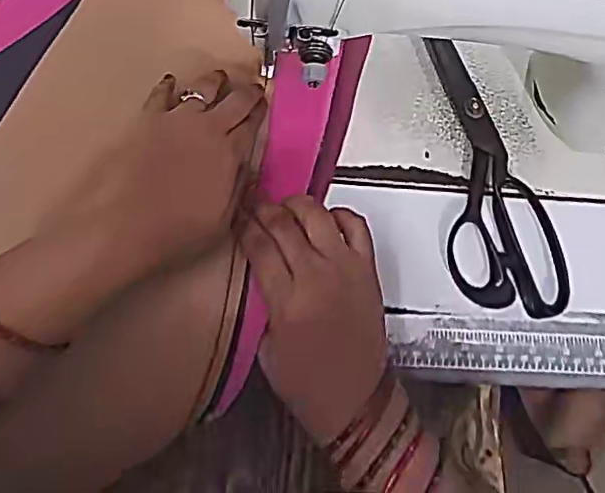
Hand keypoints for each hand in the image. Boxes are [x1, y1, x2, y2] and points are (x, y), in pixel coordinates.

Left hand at [53, 71, 265, 280]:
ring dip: (216, 81)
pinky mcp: (150, 118)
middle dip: (249, 91)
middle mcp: (209, 127)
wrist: (127, 226)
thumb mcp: (223, 220)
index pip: (252, 122)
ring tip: (220, 79)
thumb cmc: (179, 231)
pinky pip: (163, 93)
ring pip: (204, 86)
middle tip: (253, 88)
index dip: (260, 111)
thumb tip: (250, 166)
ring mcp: (178, 118)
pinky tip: (172, 83)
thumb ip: (239, 187)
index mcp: (230, 152)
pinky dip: (170, 85)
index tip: (264, 105)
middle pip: (236, 99)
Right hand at [239, 196, 387, 443]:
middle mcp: (317, 276)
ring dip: (296, 205)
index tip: (236, 216)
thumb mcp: (266, 348)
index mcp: (287, 302)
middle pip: (283, 223)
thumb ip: (259, 302)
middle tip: (254, 204)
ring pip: (317, 214)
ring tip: (285, 209)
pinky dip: (338, 213)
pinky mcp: (367, 267)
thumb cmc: (307, 382)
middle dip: (263, 208)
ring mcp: (345, 267)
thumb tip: (253, 262)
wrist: (356, 400)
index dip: (244, 225)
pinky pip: (355, 224)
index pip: (259, 245)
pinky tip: (325, 220)